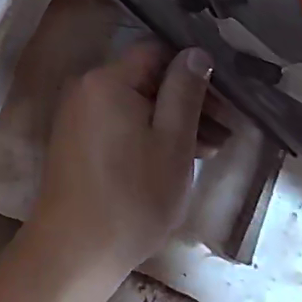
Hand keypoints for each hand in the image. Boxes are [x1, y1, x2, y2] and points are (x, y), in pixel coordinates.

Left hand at [26, 41, 210, 277]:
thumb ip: (185, 92)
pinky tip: (177, 156)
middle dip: (187, 98)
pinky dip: (147, 132)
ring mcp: (78, 113)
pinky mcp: (76, 138)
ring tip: (211, 148)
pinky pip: (118, 120)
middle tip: (227, 128)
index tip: (225, 95)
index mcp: (107, 79)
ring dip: (171, 119)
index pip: (156, 51)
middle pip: (145, 77)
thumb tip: (196, 52)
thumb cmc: (132, 197)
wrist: (75, 250)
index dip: (193, 67)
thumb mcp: (172, 143)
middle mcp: (86, 87)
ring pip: (134, 102)